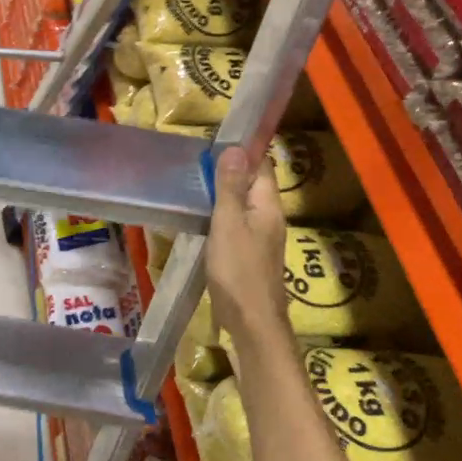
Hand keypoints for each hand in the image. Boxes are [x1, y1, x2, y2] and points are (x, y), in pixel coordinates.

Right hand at [205, 145, 290, 340]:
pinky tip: (199, 215)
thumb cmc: (238, 269)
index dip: (244, 151)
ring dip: (222, 191)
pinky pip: (234, 222)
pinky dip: (219, 213)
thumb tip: (236, 148)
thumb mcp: (228, 224)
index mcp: (268, 207)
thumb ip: (230, 187)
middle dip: (229, 169)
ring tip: (193, 181)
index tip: (215, 140)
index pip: (262, 167)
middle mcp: (268, 218)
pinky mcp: (247, 253)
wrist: (251, 321)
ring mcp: (259, 237)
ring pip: (242, 204)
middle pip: (252, 184)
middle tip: (196, 159)